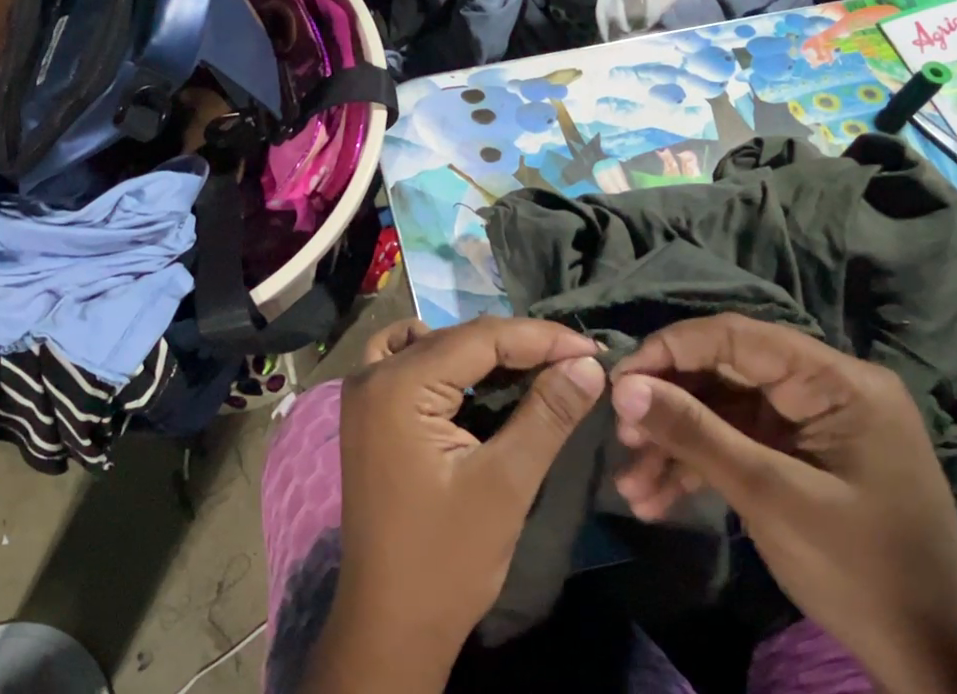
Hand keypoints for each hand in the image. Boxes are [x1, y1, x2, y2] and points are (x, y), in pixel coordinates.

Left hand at [307, 317, 605, 692]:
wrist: (391, 620)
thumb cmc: (447, 557)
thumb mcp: (506, 483)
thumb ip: (547, 414)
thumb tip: (589, 365)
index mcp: (396, 385)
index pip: (479, 337)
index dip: (541, 338)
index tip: (595, 350)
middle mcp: (370, 376)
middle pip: (455, 338)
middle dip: (517, 346)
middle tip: (576, 364)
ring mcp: (362, 395)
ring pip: (431, 347)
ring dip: (481, 353)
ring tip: (535, 369)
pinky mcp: (367, 416)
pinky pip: (406, 366)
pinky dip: (443, 364)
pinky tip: (473, 381)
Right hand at [609, 314, 956, 693]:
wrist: (934, 655)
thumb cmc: (862, 568)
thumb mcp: (771, 496)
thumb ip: (696, 433)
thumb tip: (623, 386)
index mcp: (837, 382)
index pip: (736, 337)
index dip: (670, 351)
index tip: (617, 384)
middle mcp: (823, 390)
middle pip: (722, 373)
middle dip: (666, 407)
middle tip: (620, 439)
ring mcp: (808, 426)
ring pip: (720, 412)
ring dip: (673, 445)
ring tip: (631, 486)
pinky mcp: (796, 458)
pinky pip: (734, 444)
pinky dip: (696, 467)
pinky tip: (656, 500)